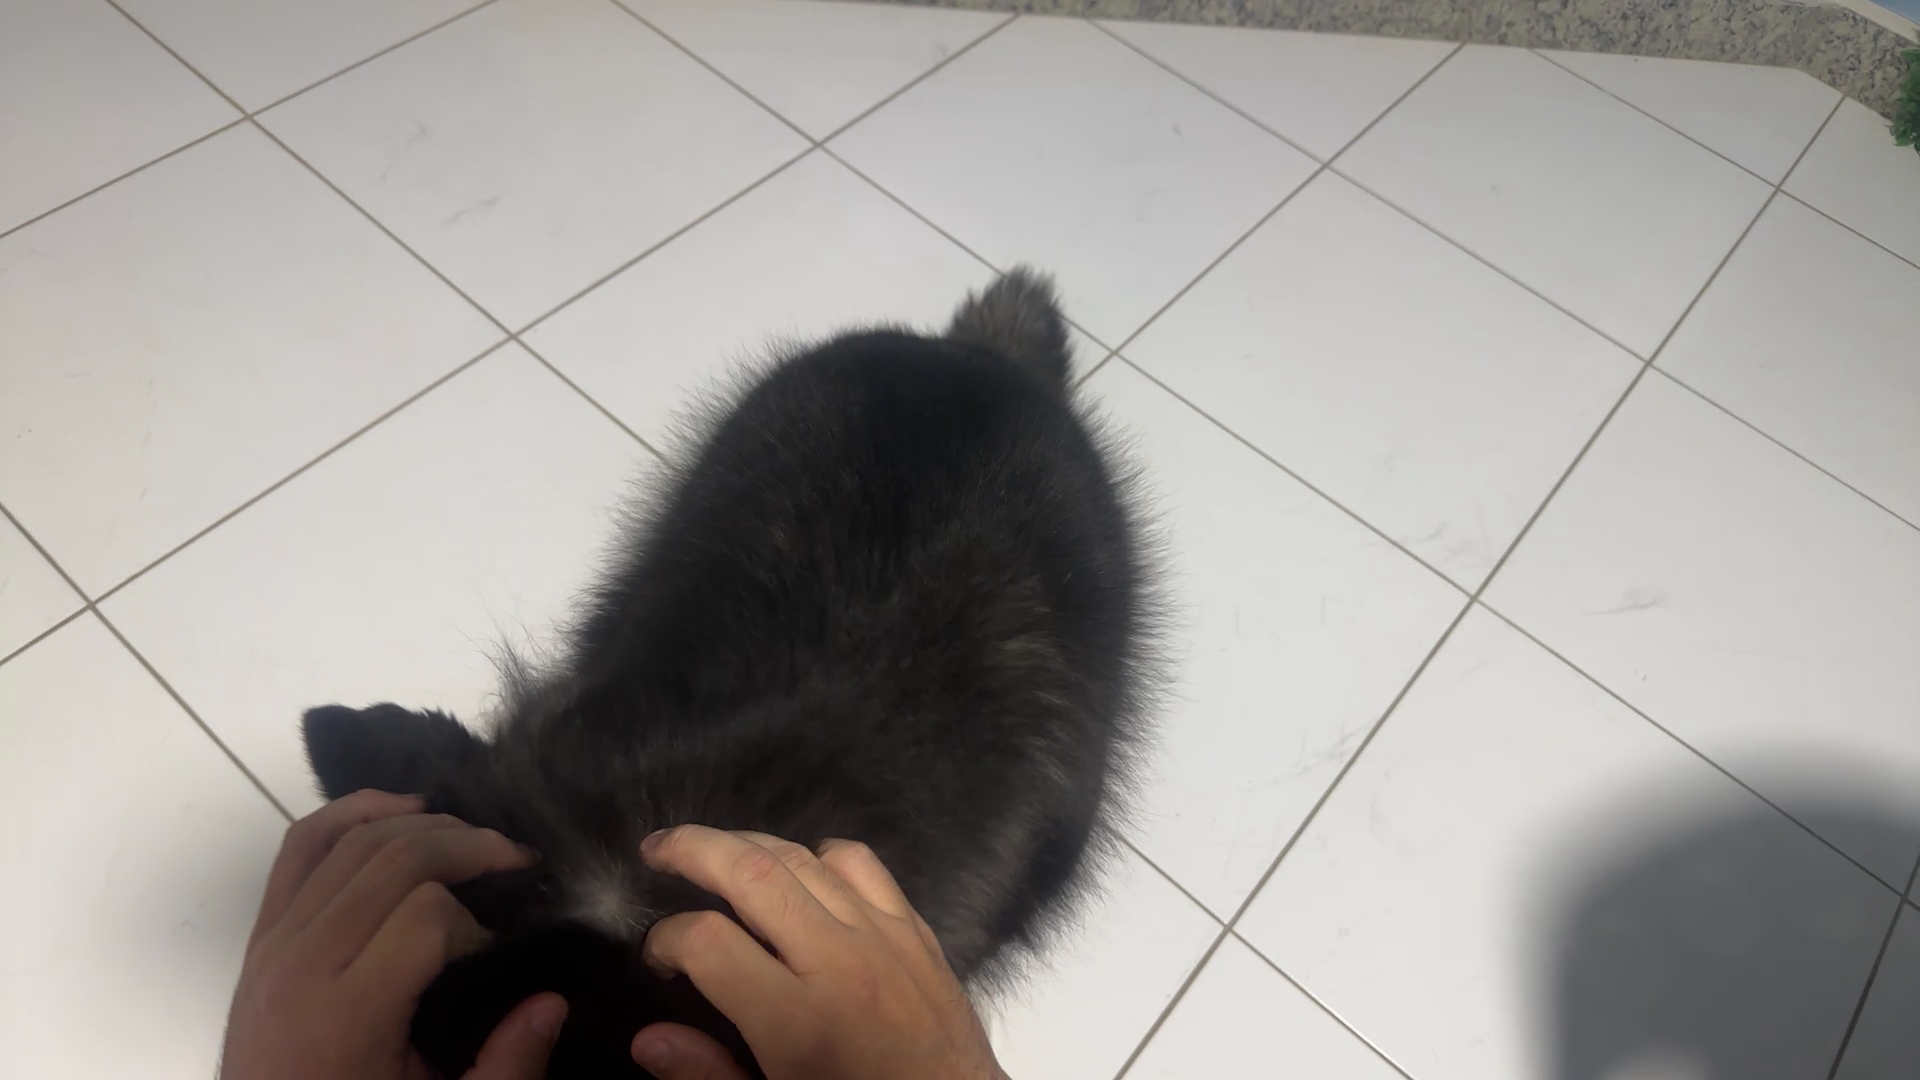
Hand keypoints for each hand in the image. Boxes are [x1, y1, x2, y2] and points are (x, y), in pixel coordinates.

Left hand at [220, 789, 566, 1079]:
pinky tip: (406, 809)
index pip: (426, 915)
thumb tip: (553, 1000)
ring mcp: (271, 944)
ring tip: (477, 844)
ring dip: (431, 825)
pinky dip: (357, 811)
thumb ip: (504, 1067)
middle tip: (518, 865)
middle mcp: (298, 966)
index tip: (494, 953)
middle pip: (398, 858)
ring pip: (358, 838)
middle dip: (472, 848)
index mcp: (342, 1017)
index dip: (476, 923)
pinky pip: (303, 844)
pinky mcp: (261, 935)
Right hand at [629, 826, 1008, 1079]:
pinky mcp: (914, 927)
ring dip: (751, 842)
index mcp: (798, 1021)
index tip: (655, 954)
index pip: (711, 944)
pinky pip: (864, 864)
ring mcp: (883, 933)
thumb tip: (648, 1037)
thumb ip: (710, 1076)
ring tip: (713, 847)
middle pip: (755, 874)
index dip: (668, 940)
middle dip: (695, 849)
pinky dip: (824, 853)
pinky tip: (804, 864)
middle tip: (655, 846)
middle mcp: (839, 959)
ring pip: (805, 858)